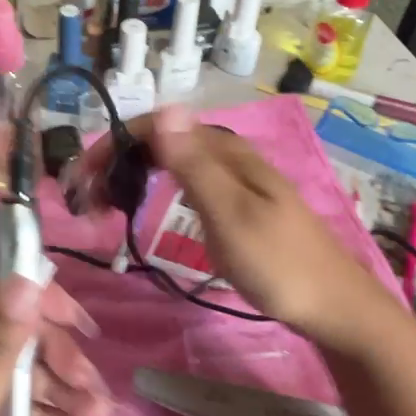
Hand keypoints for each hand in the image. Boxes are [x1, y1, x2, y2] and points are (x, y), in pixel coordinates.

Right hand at [76, 104, 388, 339]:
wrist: (333, 306)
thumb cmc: (278, 264)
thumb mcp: (230, 215)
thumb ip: (195, 166)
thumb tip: (164, 109)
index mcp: (227, 154)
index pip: (159, 128)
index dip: (115, 145)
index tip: (83, 180)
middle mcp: (230, 160)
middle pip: (164, 144)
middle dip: (118, 163)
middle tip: (87, 202)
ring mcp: (237, 185)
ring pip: (174, 165)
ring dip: (135, 178)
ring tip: (106, 208)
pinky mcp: (239, 209)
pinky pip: (187, 186)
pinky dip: (157, 193)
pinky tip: (150, 212)